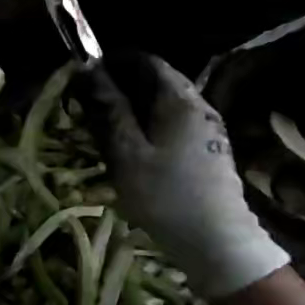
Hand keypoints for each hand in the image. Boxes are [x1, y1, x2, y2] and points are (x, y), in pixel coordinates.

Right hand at [82, 51, 288, 299]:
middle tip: (89, 104)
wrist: (217, 243)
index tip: (86, 75)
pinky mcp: (208, 149)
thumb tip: (89, 71)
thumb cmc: (166, 196)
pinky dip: (149, 125)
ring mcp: (207, 128)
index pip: (146, 61)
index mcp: (179, 100)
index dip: (114, 62)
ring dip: (134, 107)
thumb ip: (109, 109)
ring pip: (165, 103)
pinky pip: (173, 123)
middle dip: (122, 85)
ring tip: (105, 126)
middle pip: (157, 81)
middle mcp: (198, 106)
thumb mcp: (126, 152)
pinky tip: (132, 147)